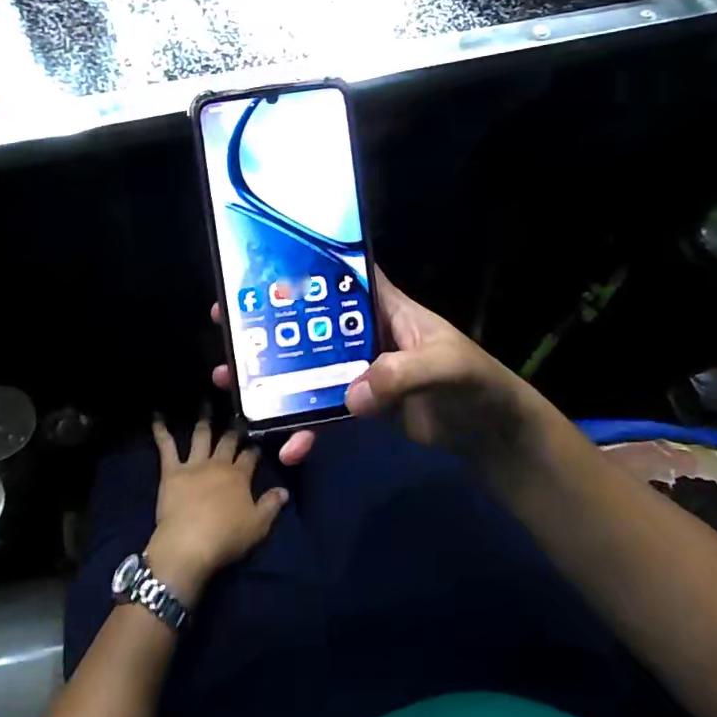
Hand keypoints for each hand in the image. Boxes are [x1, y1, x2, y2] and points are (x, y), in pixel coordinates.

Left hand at [145, 415, 287, 605]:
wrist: (190, 542)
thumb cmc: (227, 537)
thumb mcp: (258, 526)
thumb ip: (272, 505)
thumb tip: (284, 491)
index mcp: (239, 476)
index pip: (249, 457)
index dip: (253, 449)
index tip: (256, 443)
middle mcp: (217, 464)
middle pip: (227, 442)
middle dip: (232, 429)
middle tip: (235, 417)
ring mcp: (193, 464)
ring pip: (201, 436)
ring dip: (203, 419)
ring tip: (204, 403)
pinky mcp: (171, 470)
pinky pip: (166, 446)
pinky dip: (160, 430)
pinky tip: (157, 415)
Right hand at [211, 267, 558, 470]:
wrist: (492, 435)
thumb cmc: (478, 383)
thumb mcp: (449, 368)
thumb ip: (404, 373)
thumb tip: (351, 394)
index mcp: (383, 307)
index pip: (339, 277)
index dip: (301, 270)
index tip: (257, 270)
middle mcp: (361, 332)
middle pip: (305, 322)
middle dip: (265, 324)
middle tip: (224, 323)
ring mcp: (355, 368)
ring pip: (302, 367)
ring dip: (267, 376)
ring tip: (228, 378)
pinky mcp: (356, 402)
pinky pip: (320, 411)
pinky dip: (304, 429)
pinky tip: (287, 446)